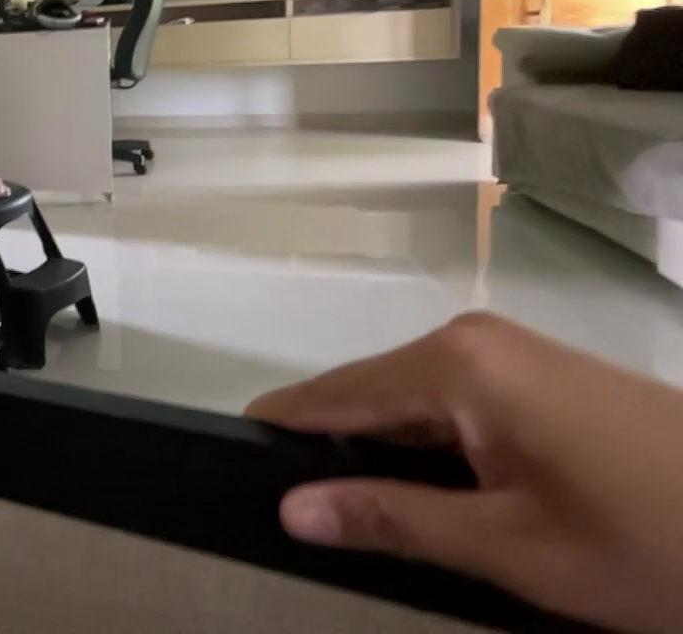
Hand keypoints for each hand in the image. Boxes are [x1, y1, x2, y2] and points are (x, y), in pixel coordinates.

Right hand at [247, 313, 682, 632]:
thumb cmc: (665, 545)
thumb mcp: (520, 550)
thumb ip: (391, 521)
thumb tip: (290, 511)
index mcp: (451, 362)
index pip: (328, 395)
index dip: (282, 437)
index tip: (248, 476)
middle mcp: (467, 338)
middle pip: (367, 395)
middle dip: (347, 452)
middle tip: (340, 521)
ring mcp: (507, 349)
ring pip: (409, 400)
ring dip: (396, 453)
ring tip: (400, 512)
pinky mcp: (538, 369)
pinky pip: (454, 400)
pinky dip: (439, 444)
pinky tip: (458, 491)